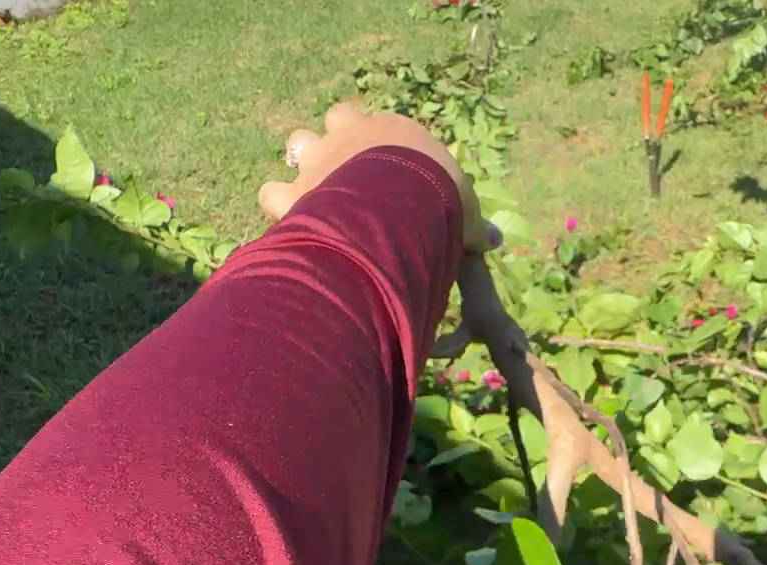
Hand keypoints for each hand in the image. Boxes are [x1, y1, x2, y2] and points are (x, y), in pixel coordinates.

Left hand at [259, 103, 499, 253]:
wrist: (403, 205)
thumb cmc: (439, 200)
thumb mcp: (466, 212)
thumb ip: (472, 225)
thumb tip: (494, 241)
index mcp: (390, 131)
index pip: (379, 124)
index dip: (381, 144)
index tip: (391, 168)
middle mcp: (349, 135)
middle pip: (336, 121)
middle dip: (340, 142)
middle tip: (354, 176)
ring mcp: (319, 159)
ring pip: (299, 144)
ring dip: (304, 164)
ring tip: (320, 195)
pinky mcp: (296, 191)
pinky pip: (272, 192)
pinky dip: (279, 204)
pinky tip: (294, 221)